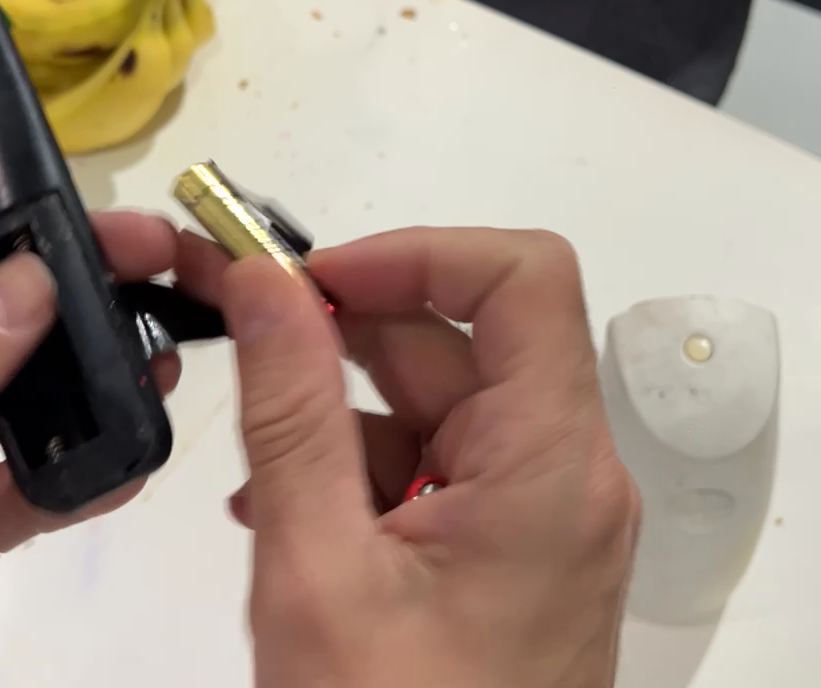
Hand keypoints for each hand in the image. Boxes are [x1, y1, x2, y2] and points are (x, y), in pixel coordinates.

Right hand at [180, 228, 639, 687]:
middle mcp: (565, 468)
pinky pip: (433, 454)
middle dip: (355, 328)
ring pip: (438, 394)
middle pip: (465, 335)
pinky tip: (291, 504)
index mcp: (552, 462)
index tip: (317, 278)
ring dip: (345, 402)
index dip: (420, 253)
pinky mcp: (506, 539)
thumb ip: (291, 409)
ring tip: (264, 458)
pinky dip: (360, 458)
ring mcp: (537, 506)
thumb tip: (263, 282)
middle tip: (255, 338)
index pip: (524, 276)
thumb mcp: (317, 566)